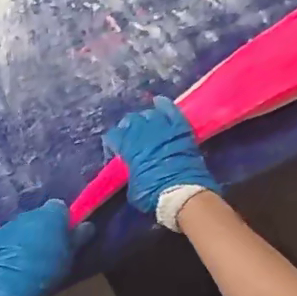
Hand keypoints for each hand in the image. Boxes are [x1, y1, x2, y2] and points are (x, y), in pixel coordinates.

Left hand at [0, 200, 91, 295]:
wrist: (9, 285)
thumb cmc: (47, 268)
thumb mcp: (71, 255)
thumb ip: (79, 237)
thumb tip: (87, 225)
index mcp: (51, 213)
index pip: (60, 207)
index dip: (64, 221)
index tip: (67, 237)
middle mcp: (29, 213)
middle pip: (41, 217)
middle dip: (45, 229)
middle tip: (52, 250)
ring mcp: (10, 224)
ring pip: (24, 227)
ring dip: (29, 238)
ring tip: (33, 260)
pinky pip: (10, 238)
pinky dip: (14, 247)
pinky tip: (17, 264)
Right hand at [103, 96, 220, 218]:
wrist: (183, 193)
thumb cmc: (154, 194)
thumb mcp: (133, 188)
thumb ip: (131, 173)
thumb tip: (134, 169)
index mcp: (128, 148)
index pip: (113, 136)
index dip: (113, 141)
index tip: (115, 148)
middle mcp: (142, 134)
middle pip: (130, 121)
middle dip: (127, 127)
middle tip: (130, 135)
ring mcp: (162, 128)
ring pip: (149, 114)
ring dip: (144, 118)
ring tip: (144, 122)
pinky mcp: (180, 129)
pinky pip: (171, 110)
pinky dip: (164, 105)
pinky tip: (159, 101)